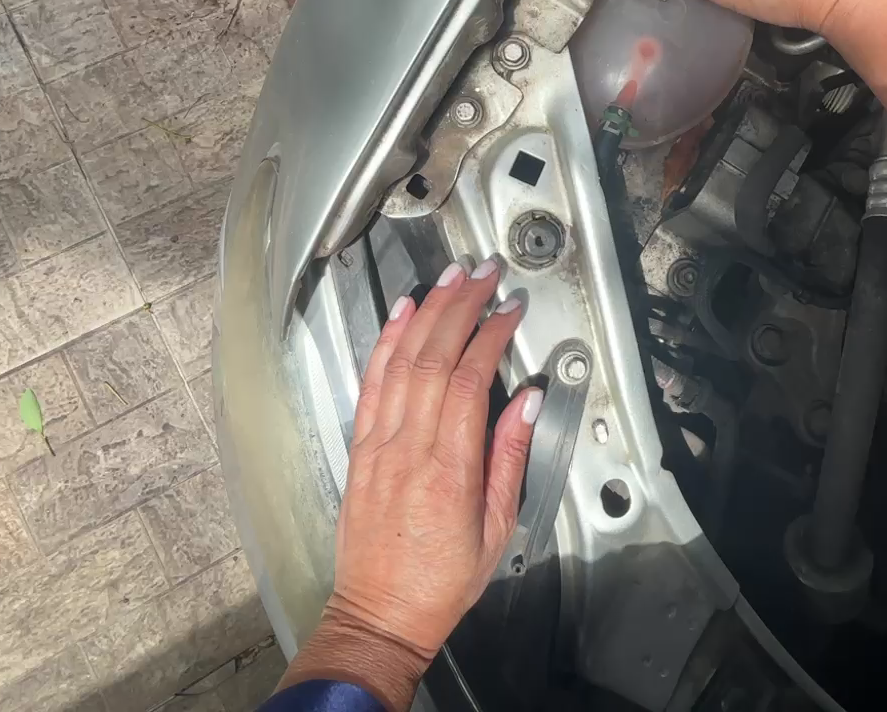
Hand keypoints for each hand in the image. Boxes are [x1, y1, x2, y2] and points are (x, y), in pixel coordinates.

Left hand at [279, 258, 539, 707]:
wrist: (378, 615)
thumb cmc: (443, 578)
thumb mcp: (497, 527)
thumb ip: (510, 456)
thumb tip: (526, 399)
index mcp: (449, 468)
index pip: (469, 380)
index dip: (491, 335)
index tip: (510, 309)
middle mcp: (408, 445)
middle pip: (435, 356)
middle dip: (462, 305)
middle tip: (484, 271)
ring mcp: (378, 441)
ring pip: (402, 359)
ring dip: (428, 311)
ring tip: (449, 276)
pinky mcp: (360, 445)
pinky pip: (371, 381)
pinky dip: (386, 341)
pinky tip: (401, 312)